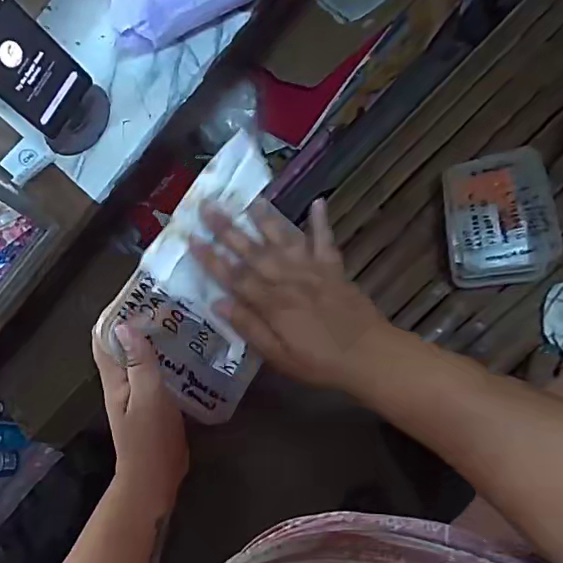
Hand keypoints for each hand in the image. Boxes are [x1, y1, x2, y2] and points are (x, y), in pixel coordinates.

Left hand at [91, 320, 187, 502]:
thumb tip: (124, 324)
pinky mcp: (155, 402)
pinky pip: (159, 371)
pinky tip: (192, 351)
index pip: (104, 337)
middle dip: (140, 320)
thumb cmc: (149, 438)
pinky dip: (170, 357)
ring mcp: (138, 392)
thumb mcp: (148, 396)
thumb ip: (139, 362)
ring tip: (183, 319)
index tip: (138, 293)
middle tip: (169, 302)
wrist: (156, 478)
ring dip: (157, 337)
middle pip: (124, 342)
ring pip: (143, 355)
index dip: (114, 312)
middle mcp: (122, 381)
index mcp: (114, 377)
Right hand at [192, 198, 392, 390]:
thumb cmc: (319, 362)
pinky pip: (325, 241)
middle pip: (253, 251)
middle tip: (208, 206)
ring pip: (284, 240)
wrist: (370, 356)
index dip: (211, 258)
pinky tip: (317, 202)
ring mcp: (313, 271)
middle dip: (228, 229)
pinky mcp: (334, 269)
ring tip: (250, 199)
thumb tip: (218, 303)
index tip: (192, 239)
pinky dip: (321, 221)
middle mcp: (289, 280)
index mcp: (272, 304)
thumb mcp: (278, 356)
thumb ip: (249, 327)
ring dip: (266, 219)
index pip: (234, 277)